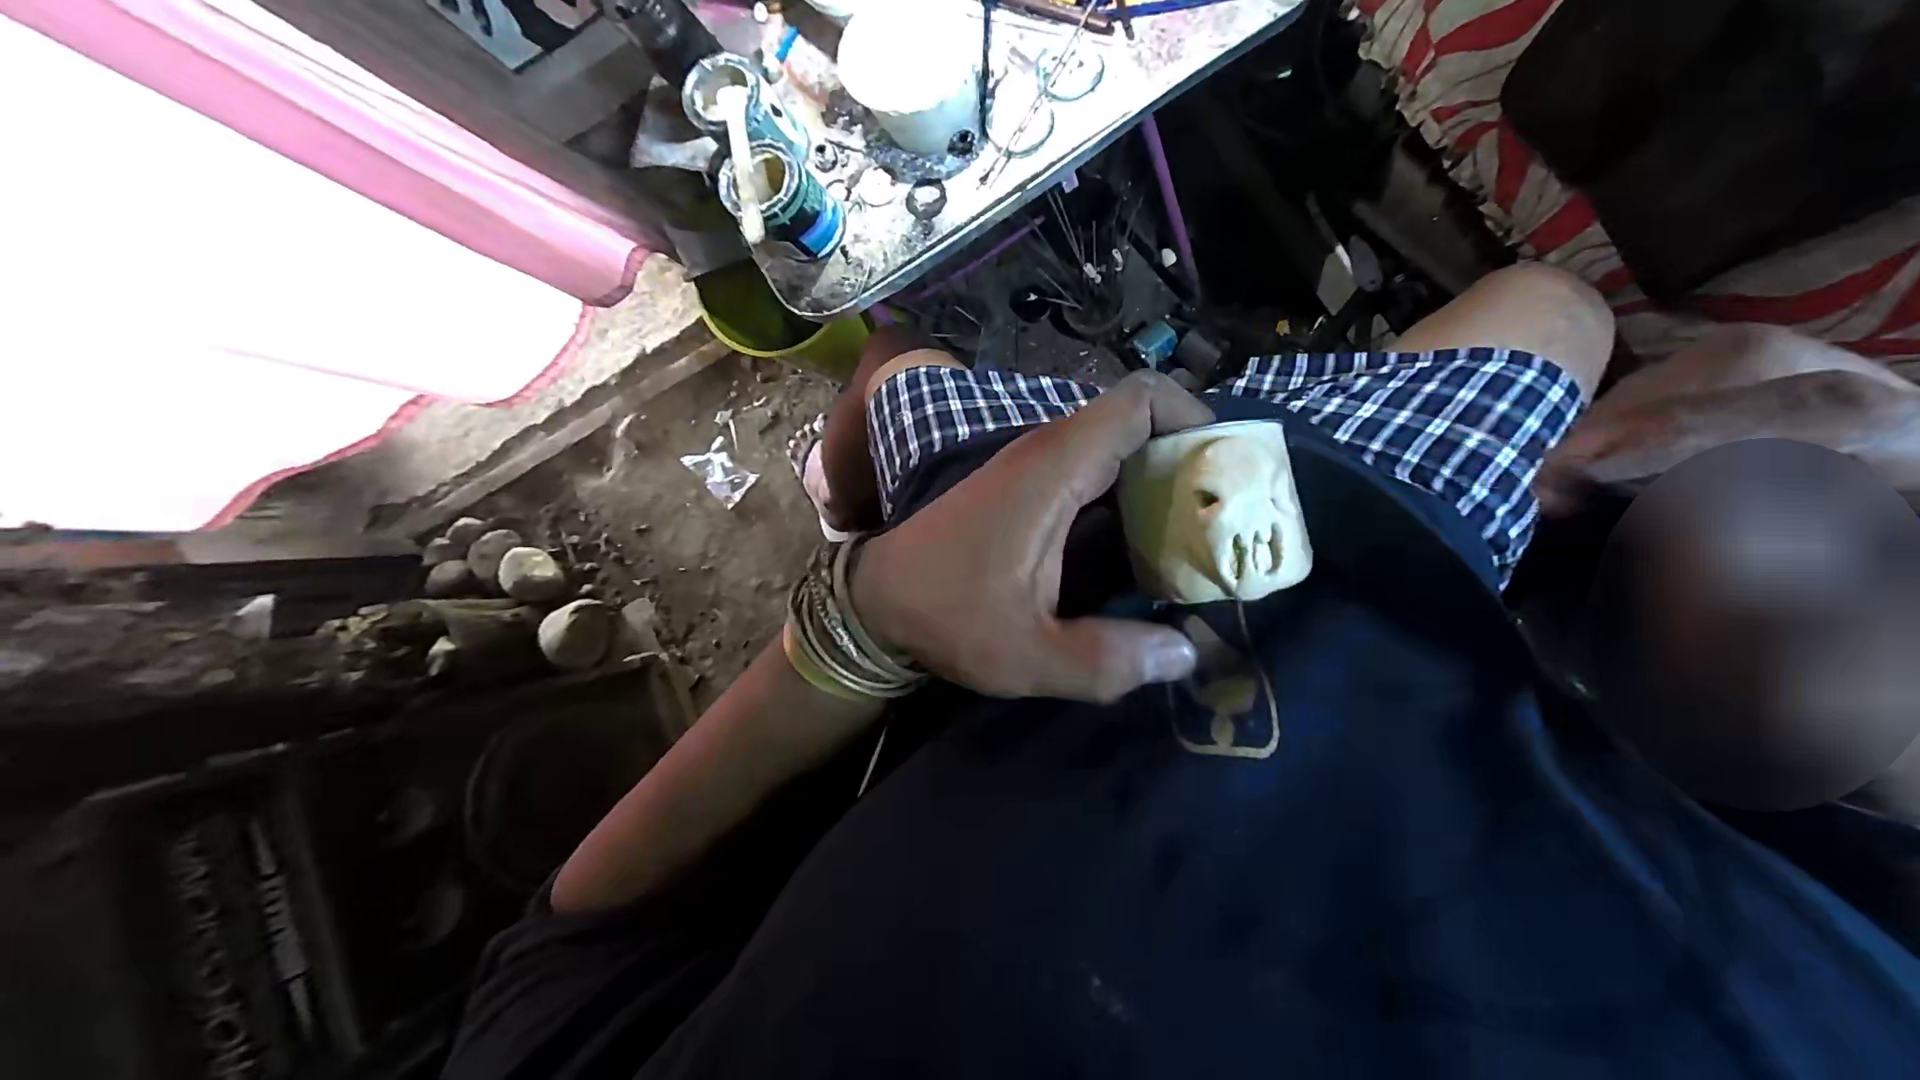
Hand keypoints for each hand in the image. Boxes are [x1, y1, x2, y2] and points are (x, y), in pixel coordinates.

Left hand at [851, 371, 1211, 702]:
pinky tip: (1141, 541)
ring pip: (1114, 443)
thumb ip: (1108, 660)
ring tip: (1195, 531)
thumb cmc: (946, 617)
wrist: (877, 600)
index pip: (1138, 400)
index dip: (1193, 416)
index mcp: (1053, 470)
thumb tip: (1185, 654)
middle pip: (1135, 419)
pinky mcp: (1022, 484)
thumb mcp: (1029, 656)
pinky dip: (1127, 489)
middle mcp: (1045, 451)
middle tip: (1223, 514)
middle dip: (1188, 455)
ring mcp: (1031, 464)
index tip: (1226, 470)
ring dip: (1159, 475)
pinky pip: (1092, 466)